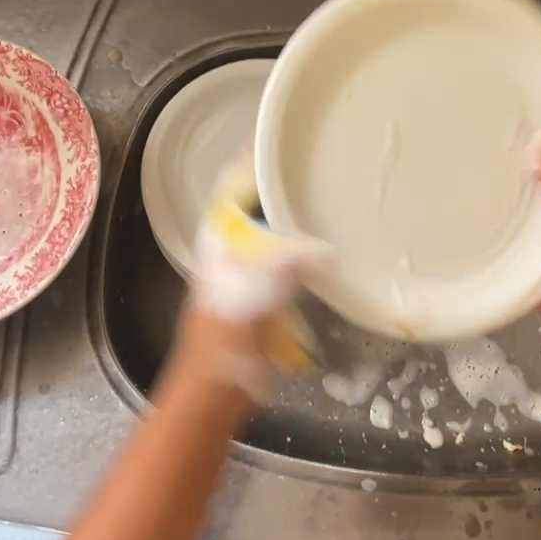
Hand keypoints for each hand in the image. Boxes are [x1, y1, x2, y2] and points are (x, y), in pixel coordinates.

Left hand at [173, 157, 325, 402]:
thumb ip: (286, 267)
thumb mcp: (255, 295)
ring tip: (317, 212)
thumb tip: (322, 249)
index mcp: (219, 254)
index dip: (237, 176)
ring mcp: (244, 289)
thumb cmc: (226, 339)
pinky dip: (301, 268)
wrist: (217, 390)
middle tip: (300, 178)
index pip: (225, 204)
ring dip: (287, 233)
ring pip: (266, 250)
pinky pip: (284, 281)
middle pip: (247, 223)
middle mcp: (229, 265)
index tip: (255, 149)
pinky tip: (324, 264)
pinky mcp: (261, 313)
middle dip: (267, 200)